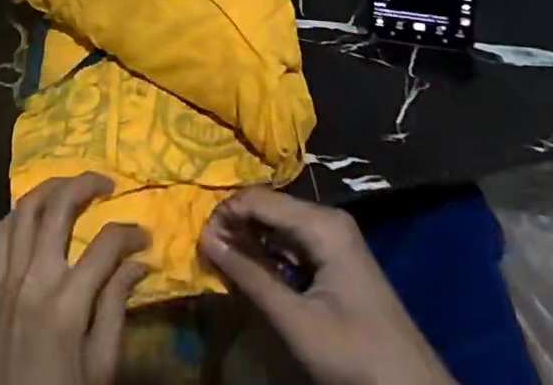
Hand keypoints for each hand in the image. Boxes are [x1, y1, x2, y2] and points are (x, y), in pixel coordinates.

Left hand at [0, 173, 149, 384]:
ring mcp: (8, 279)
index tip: (146, 237)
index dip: (131, 233)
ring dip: (51, 188)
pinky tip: (40, 215)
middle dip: (86, 183)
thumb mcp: (101, 363)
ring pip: (24, 209)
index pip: (106, 244)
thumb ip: (117, 305)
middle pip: (57, 206)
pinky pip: (3, 232)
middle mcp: (34, 279)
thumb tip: (139, 263)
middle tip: (108, 182)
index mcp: (67, 302)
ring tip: (74, 186)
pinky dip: (22, 213)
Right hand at [200, 189, 454, 384]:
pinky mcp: (334, 258)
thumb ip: (250, 277)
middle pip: (269, 208)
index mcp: (322, 224)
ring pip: (278, 225)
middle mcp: (327, 219)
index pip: (259, 199)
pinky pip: (291, 243)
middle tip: (206, 252)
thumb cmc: (354, 353)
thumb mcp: (296, 321)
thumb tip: (206, 237)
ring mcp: (333, 238)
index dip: (225, 214)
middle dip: (235, 225)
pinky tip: (250, 270)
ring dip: (249, 240)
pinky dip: (267, 254)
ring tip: (220, 260)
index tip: (198, 241)